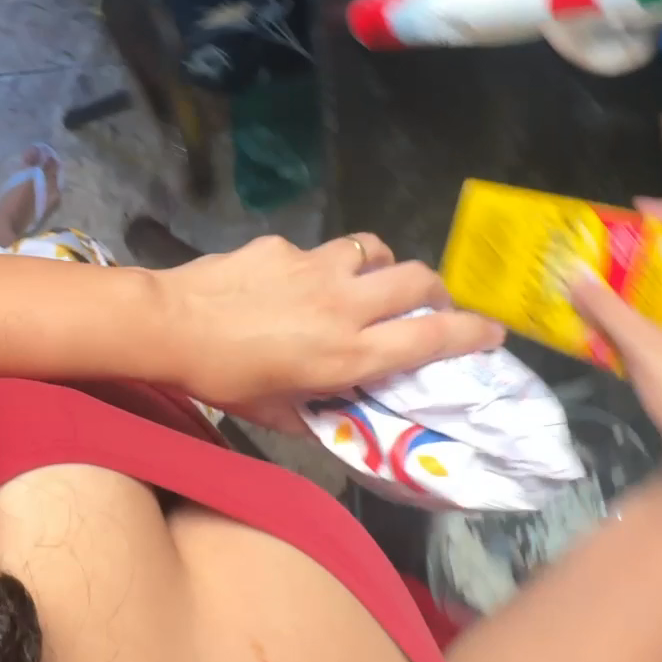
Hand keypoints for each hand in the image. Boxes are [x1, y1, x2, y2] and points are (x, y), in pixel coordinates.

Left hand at [155, 233, 506, 432]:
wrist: (170, 324)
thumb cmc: (222, 378)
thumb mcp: (278, 413)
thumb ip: (319, 414)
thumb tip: (342, 416)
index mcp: (349, 352)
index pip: (433, 337)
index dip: (473, 332)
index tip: (491, 330)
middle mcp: (343, 304)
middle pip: (418, 278)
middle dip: (435, 289)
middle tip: (425, 302)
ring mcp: (313, 266)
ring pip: (372, 248)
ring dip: (380, 265)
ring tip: (364, 280)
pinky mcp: (282, 245)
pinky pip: (317, 249)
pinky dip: (319, 264)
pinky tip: (290, 280)